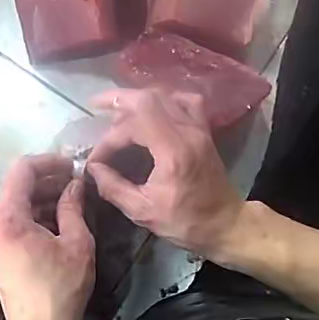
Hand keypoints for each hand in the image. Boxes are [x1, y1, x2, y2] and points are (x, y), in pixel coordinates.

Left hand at [0, 155, 94, 319]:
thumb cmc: (61, 291)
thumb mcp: (77, 243)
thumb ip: (74, 206)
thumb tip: (76, 184)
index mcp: (7, 220)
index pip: (23, 170)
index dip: (51, 161)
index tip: (76, 165)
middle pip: (19, 188)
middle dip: (51, 181)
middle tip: (81, 184)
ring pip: (20, 206)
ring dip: (47, 199)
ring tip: (78, 202)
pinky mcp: (0, 255)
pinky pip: (19, 224)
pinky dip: (40, 217)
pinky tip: (65, 222)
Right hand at [85, 89, 245, 258]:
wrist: (226, 223)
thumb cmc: (186, 221)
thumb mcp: (143, 211)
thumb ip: (113, 187)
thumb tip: (93, 168)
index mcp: (173, 151)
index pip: (133, 124)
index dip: (109, 138)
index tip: (97, 159)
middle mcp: (188, 132)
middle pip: (149, 98)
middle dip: (118, 101)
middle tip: (96, 107)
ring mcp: (199, 128)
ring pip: (166, 96)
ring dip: (139, 100)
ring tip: (119, 112)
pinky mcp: (204, 131)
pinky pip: (186, 101)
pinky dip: (166, 100)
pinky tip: (153, 113)